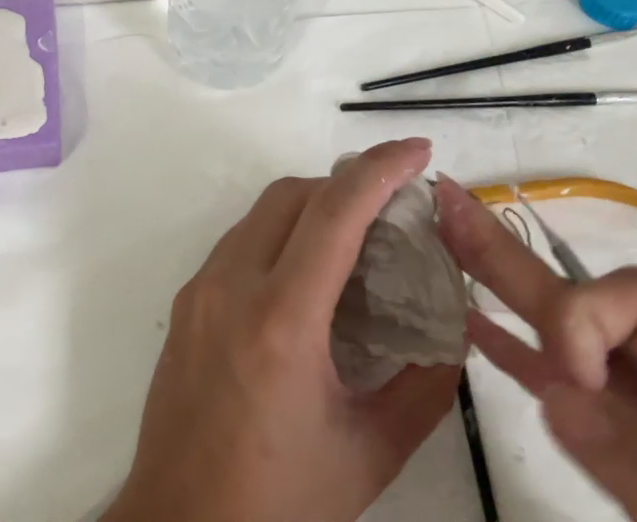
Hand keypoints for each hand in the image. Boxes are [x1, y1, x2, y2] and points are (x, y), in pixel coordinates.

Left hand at [104, 139, 461, 521]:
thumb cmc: (279, 497)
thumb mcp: (371, 451)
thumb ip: (424, 387)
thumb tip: (451, 334)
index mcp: (281, 319)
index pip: (334, 213)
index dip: (380, 170)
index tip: (418, 151)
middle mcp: (231, 287)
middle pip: (291, 195)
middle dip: (346, 183)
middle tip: (395, 206)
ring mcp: (199, 291)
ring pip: (259, 214)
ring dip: (310, 207)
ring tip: (358, 239)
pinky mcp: (185, 304)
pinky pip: (238, 243)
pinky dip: (279, 236)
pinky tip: (309, 276)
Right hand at [433, 176, 636, 521]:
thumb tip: (559, 392)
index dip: (583, 318)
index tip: (561, 383)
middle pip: (602, 310)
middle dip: (525, 263)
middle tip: (452, 205)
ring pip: (577, 344)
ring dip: (511, 293)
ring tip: (451, 243)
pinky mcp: (633, 459)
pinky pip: (568, 392)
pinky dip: (521, 354)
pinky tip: (477, 328)